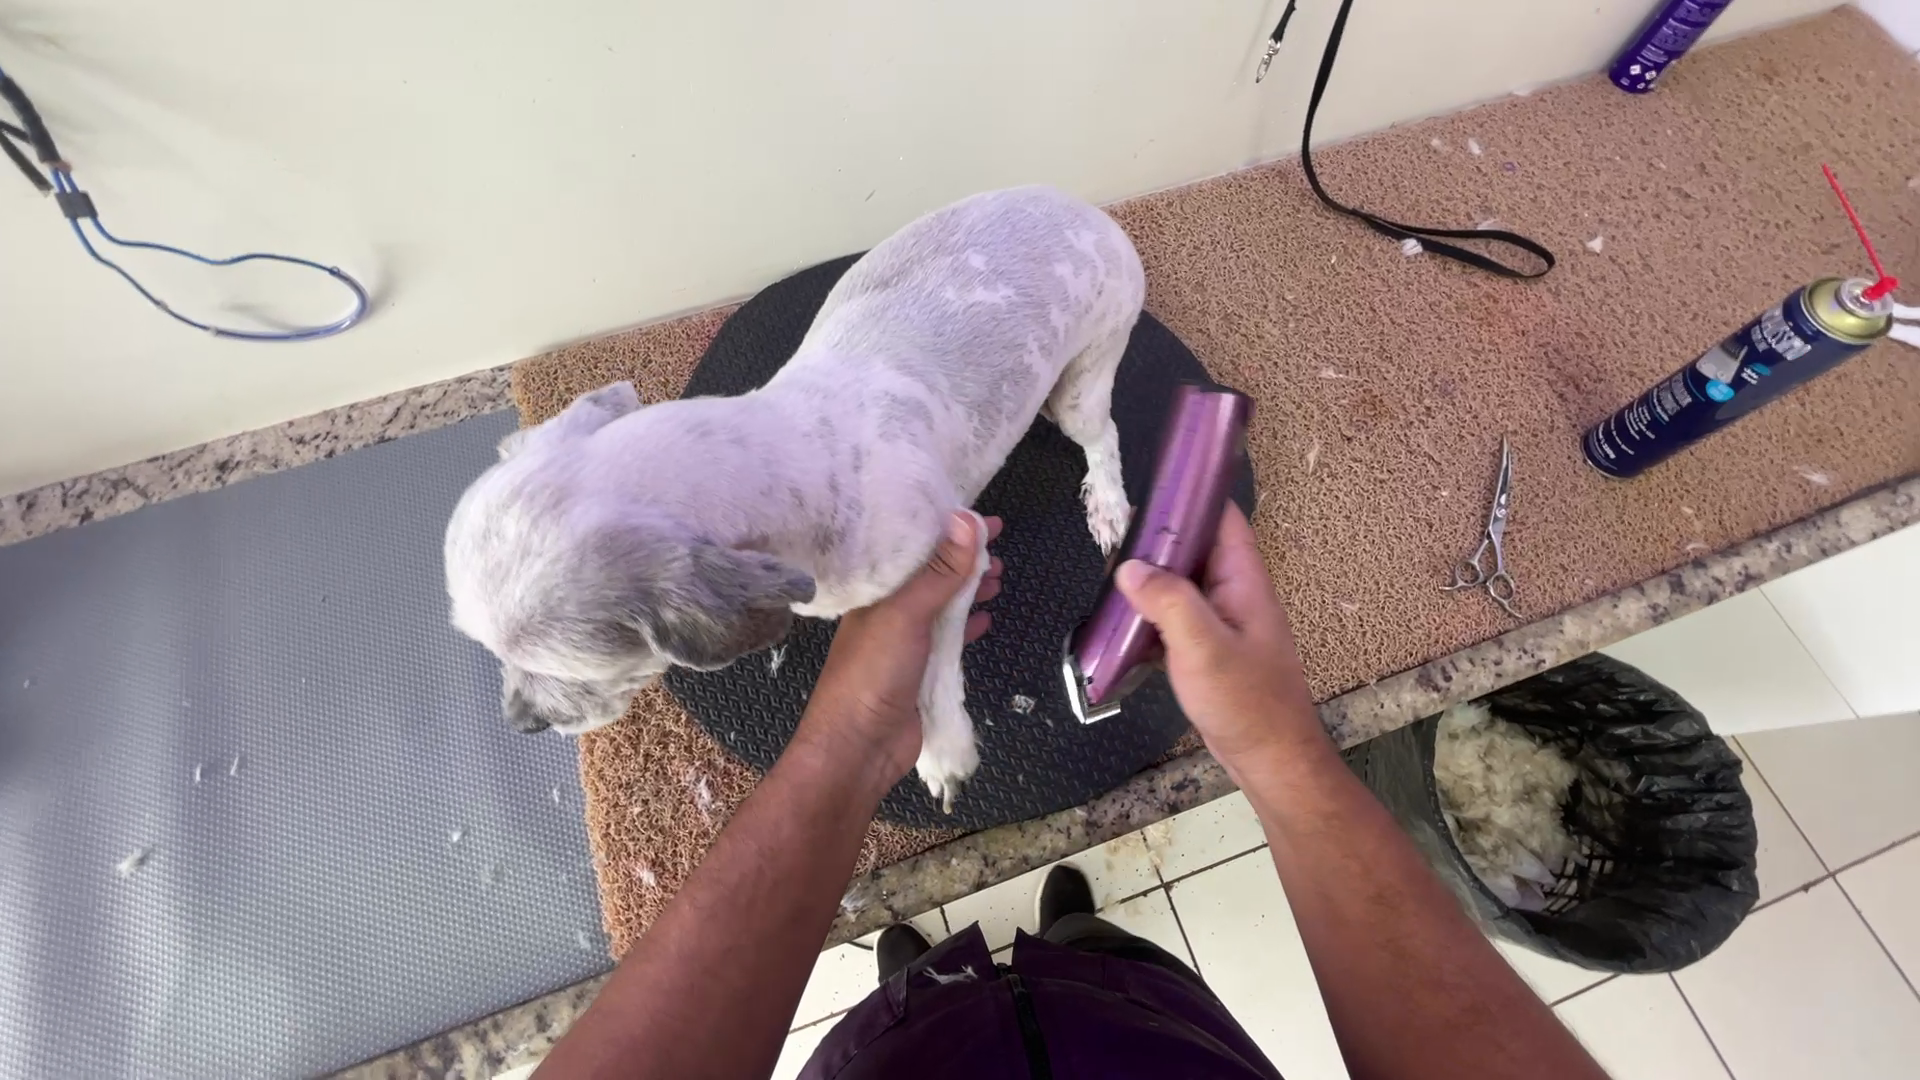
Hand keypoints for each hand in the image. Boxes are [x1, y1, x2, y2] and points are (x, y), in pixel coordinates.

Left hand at [798, 512, 1002, 784]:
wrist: (858, 748)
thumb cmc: (873, 673)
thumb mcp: (907, 614)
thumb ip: (939, 571)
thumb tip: (966, 519)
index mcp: (876, 591)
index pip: (915, 548)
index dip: (948, 531)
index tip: (985, 520)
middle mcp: (889, 611)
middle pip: (932, 575)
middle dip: (965, 561)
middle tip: (999, 549)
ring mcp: (905, 642)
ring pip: (943, 606)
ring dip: (970, 591)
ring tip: (998, 578)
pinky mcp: (920, 670)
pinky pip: (948, 639)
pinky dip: (967, 626)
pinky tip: (985, 619)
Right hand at [1114, 503, 1330, 775]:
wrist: (1268, 759)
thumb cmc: (1245, 700)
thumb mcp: (1204, 646)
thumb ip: (1168, 601)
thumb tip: (1128, 567)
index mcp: (1242, 579)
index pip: (1222, 519)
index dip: (1191, 496)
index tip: (1149, 490)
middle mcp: (1231, 592)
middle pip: (1191, 548)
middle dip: (1154, 542)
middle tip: (1113, 542)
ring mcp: (1218, 620)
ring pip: (1177, 584)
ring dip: (1146, 581)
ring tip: (1109, 581)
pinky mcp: (1203, 647)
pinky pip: (1171, 617)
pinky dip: (1146, 616)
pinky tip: (1120, 625)